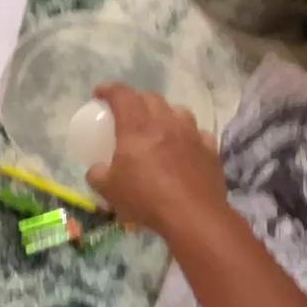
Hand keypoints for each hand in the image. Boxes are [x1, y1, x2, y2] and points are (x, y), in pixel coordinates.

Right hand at [84, 83, 228, 237]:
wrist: (193, 217)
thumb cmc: (145, 199)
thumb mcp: (108, 190)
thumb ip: (97, 174)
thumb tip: (96, 169)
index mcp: (136, 127)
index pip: (122, 95)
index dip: (109, 89)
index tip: (99, 94)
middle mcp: (165, 123)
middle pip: (150, 98)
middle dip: (135, 99)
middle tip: (127, 112)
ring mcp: (191, 135)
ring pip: (178, 110)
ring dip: (164, 113)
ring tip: (158, 125)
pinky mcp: (209, 150)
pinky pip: (198, 132)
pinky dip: (187, 134)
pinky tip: (183, 146)